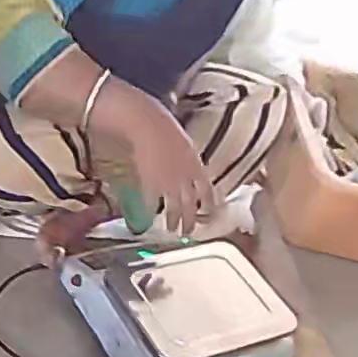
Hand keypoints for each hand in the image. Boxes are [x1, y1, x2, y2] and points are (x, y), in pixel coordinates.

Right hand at [124, 96, 216, 236]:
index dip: (209, 202)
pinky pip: (153, 201)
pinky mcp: (150, 184)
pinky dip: (152, 210)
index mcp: (195, 165)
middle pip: (190, 204)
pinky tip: (150, 217)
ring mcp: (167, 182)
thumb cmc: (164, 127)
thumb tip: (191, 172)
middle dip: (190, 220)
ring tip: (172, 230)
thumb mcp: (185, 144)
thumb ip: (189, 161)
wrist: (147, 125)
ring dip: (173, 221)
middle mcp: (184, 177)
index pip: (206, 189)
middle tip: (188, 232)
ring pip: (173, 207)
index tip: (210, 212)